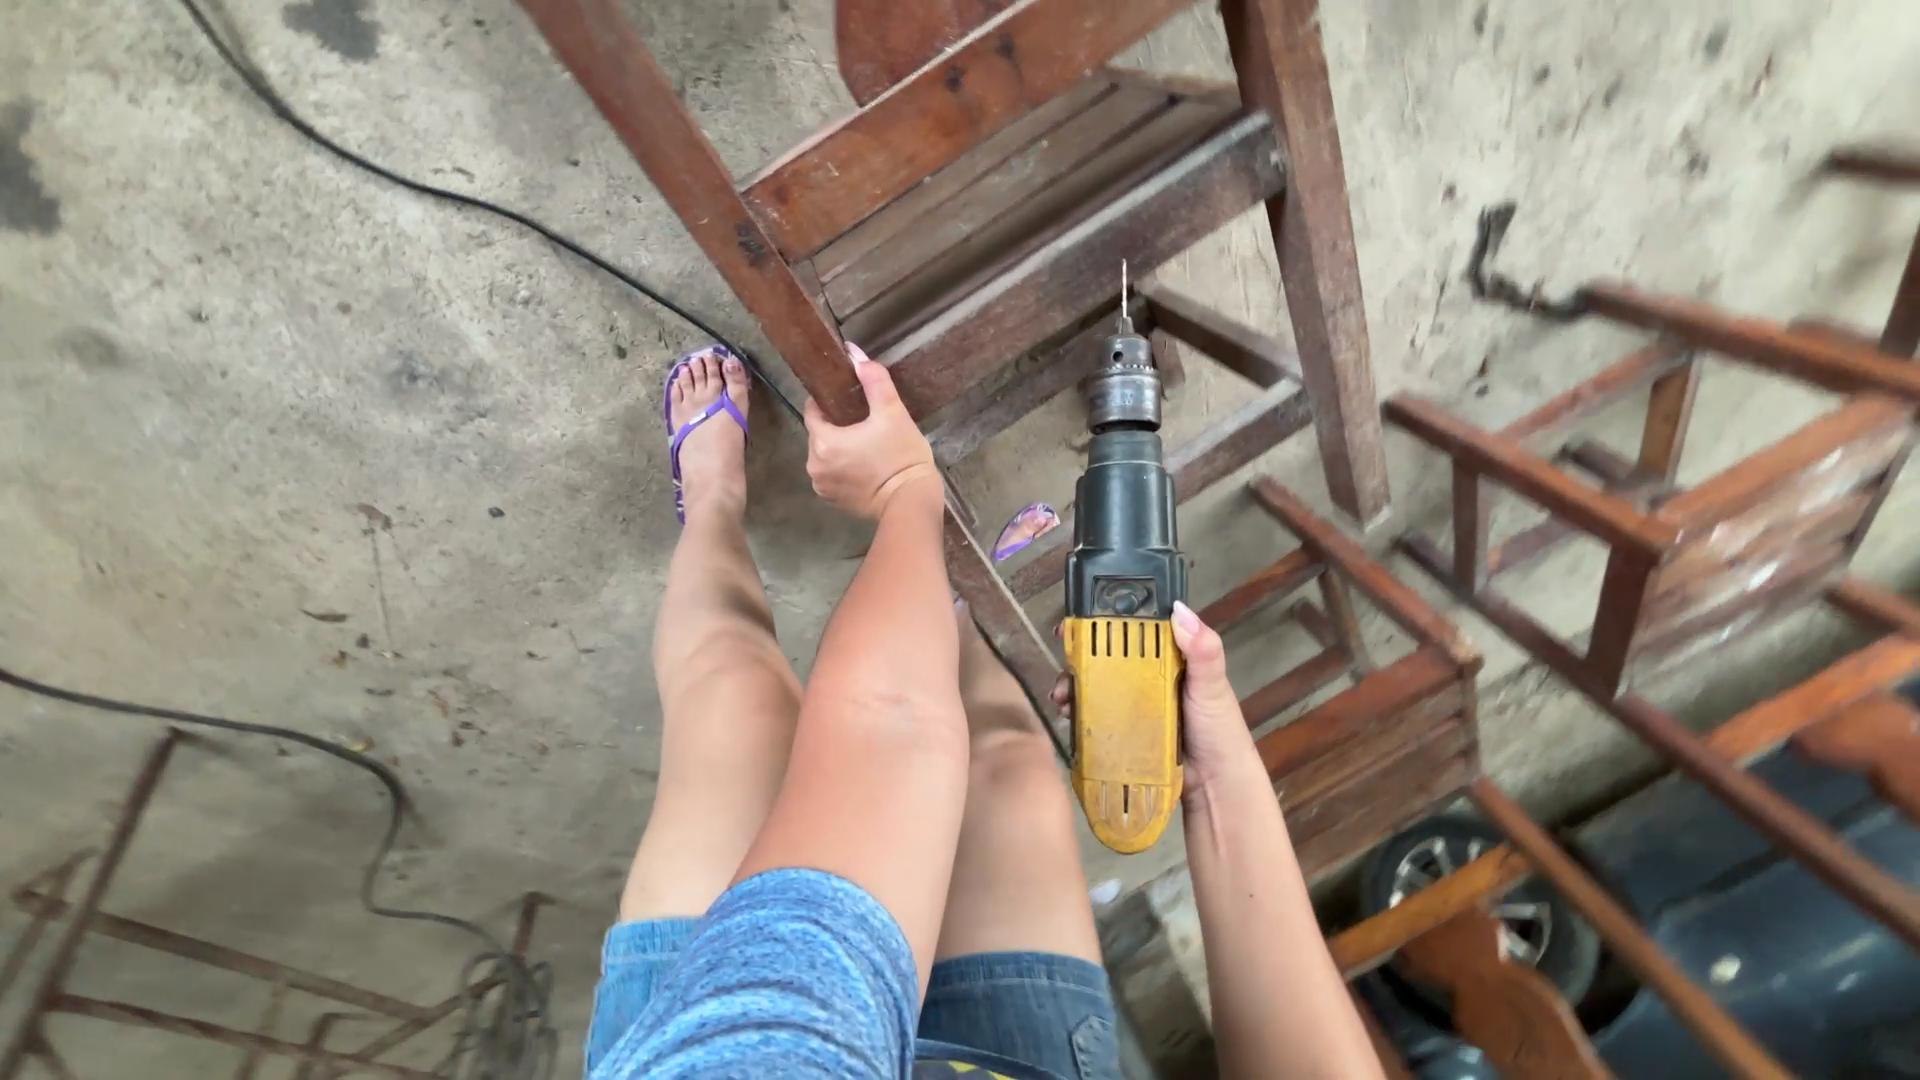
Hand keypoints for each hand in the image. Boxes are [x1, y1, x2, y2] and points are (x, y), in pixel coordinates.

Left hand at [804, 343, 939, 519]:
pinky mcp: (833, 501)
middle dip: (837, 427)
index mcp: (823, 441)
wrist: (911, 501)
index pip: (812, 411)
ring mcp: (823, 486)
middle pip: (819, 435)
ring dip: (839, 449)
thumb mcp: (892, 412)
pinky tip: (864, 467)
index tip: (847, 400)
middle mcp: (814, 465)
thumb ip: (873, 380)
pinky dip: (843, 469)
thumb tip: (854, 352)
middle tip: (864, 424)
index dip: (828, 402)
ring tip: (866, 446)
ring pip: (825, 456)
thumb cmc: (901, 455)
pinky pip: (832, 476)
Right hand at [1048, 601, 1257, 797]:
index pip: (1130, 632)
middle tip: (1062, 659)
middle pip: (1104, 658)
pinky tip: (1065, 715)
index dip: (1102, 623)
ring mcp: (1132, 705)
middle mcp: (1146, 677)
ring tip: (1062, 697)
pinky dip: (1076, 713)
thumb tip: (1179, 609)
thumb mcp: (1212, 685)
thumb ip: (1203, 650)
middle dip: (1078, 657)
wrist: (1215, 785)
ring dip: (1072, 686)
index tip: (1076, 623)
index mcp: (1166, 659)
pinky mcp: (1122, 731)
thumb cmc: (1218, 730)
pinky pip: (1093, 716)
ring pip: (1094, 686)